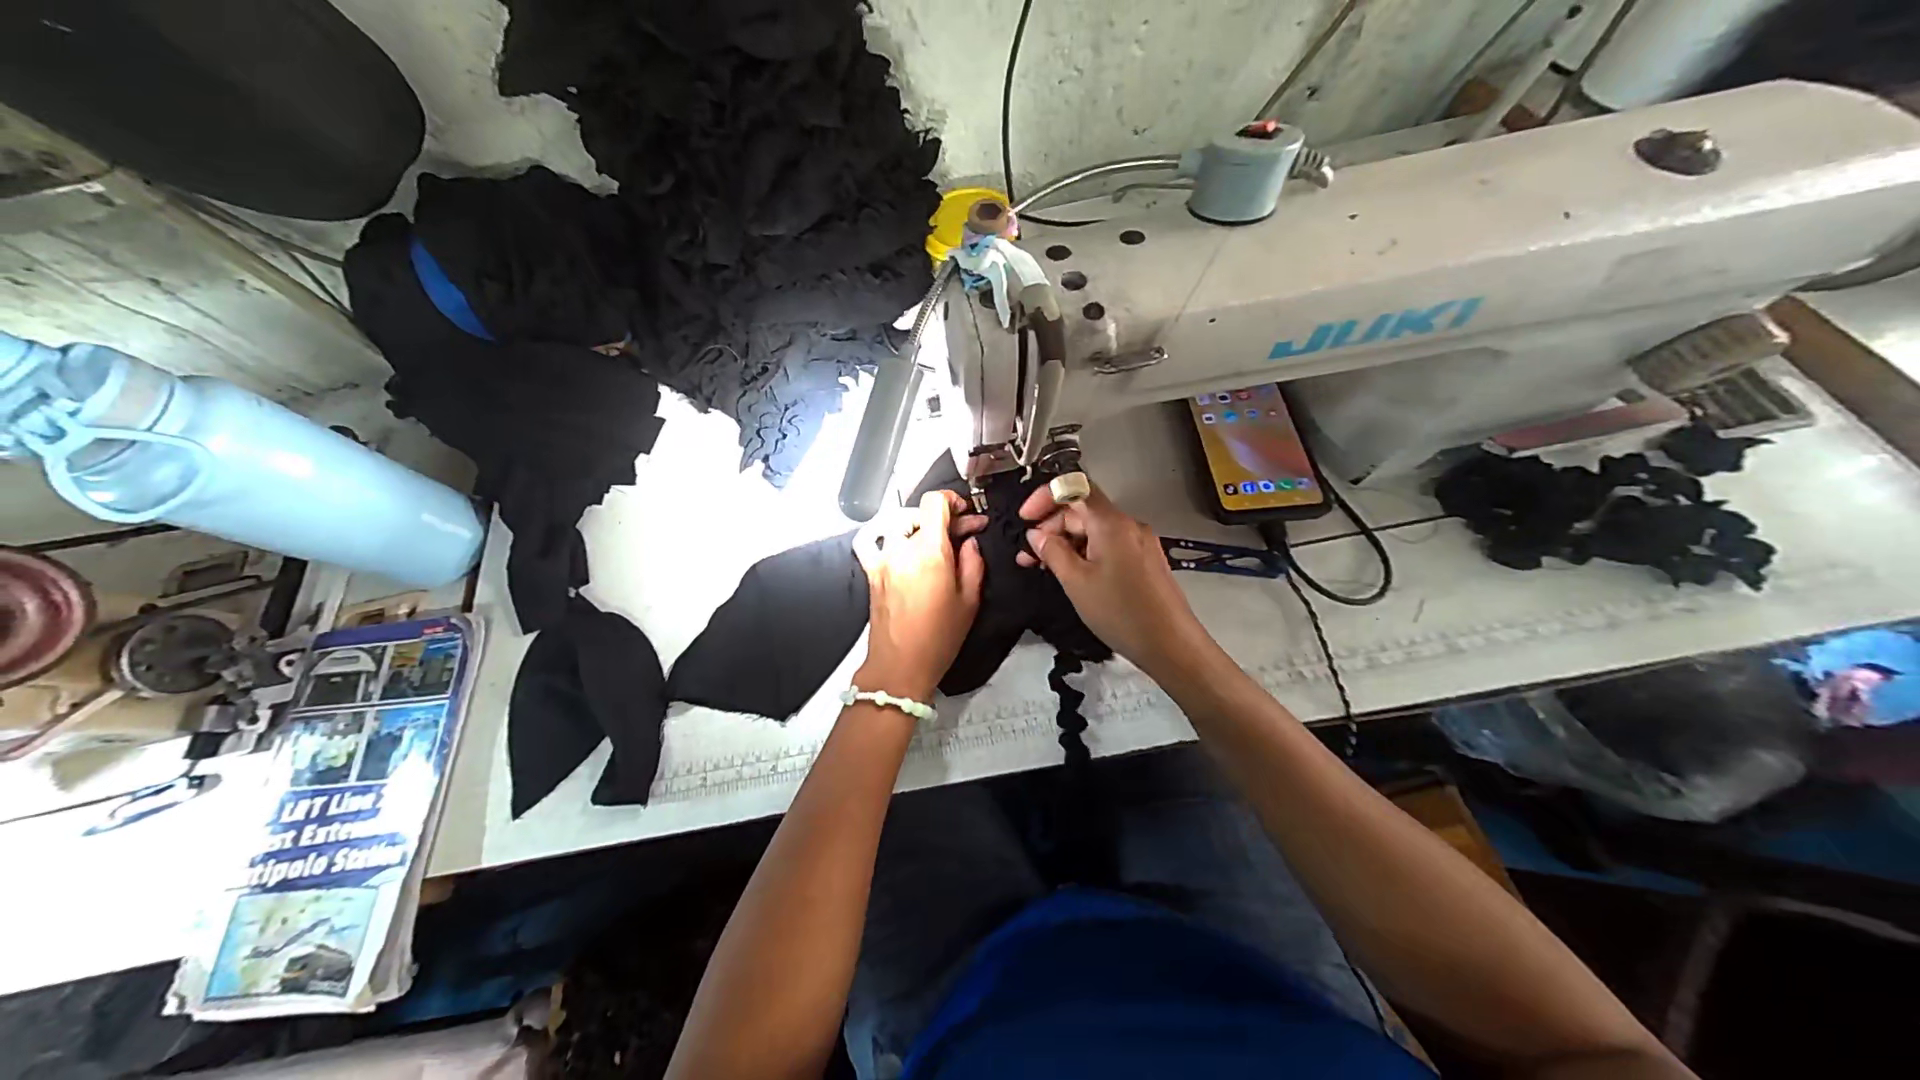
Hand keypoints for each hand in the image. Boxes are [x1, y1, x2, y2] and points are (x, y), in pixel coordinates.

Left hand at [854, 490, 985, 702]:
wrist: (900, 665)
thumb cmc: (937, 639)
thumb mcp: (970, 601)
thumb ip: (973, 563)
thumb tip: (970, 541)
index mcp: (930, 553)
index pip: (934, 503)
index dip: (953, 501)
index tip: (966, 514)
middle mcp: (902, 550)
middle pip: (919, 513)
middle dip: (943, 517)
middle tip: (961, 533)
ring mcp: (883, 559)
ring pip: (896, 522)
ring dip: (916, 522)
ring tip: (932, 537)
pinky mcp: (871, 571)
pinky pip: (869, 539)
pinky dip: (881, 531)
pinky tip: (897, 539)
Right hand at [1019, 483, 1219, 679]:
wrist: (1171, 645)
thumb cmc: (1122, 613)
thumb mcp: (1076, 582)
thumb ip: (1053, 552)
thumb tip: (1037, 535)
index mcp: (1111, 523)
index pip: (1075, 487)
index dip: (1046, 496)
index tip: (1026, 518)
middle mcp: (1128, 526)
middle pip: (1083, 510)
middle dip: (1052, 526)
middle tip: (1029, 553)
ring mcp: (1138, 543)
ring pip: (1094, 530)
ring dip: (1066, 542)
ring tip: (1043, 567)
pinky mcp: (1143, 561)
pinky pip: (1107, 546)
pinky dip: (1085, 553)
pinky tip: (1071, 573)